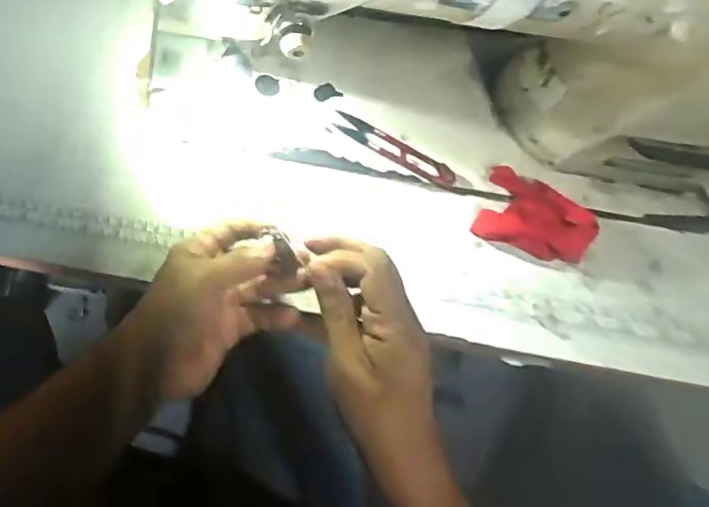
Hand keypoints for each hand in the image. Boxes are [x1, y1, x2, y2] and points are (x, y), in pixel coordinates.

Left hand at [118, 221, 303, 402]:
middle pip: (248, 260)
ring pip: (256, 287)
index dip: (254, 228)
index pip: (228, 231)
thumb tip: (272, 244)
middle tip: (309, 262)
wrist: (158, 362)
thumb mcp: (207, 279)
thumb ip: (241, 262)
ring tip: (308, 283)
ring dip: (279, 285)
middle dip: (275, 258)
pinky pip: (256, 315)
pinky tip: (294, 315)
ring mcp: (221, 300)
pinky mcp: (230, 327)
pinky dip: (274, 315)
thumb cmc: (179, 309)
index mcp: (199, 252)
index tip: (285, 230)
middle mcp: (212, 272)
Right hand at [304, 238, 463, 506]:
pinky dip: (343, 292)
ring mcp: (400, 326)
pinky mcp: (391, 338)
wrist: (405, 460)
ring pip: (373, 279)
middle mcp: (404, 316)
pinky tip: (314, 300)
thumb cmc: (372, 414)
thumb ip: (334, 308)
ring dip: (340, 268)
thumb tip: (318, 264)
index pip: (374, 263)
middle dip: (341, 250)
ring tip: (305, 269)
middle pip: (377, 264)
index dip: (339, 253)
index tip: (305, 260)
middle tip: (304, 249)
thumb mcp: (346, 361)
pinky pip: (368, 302)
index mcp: (397, 320)